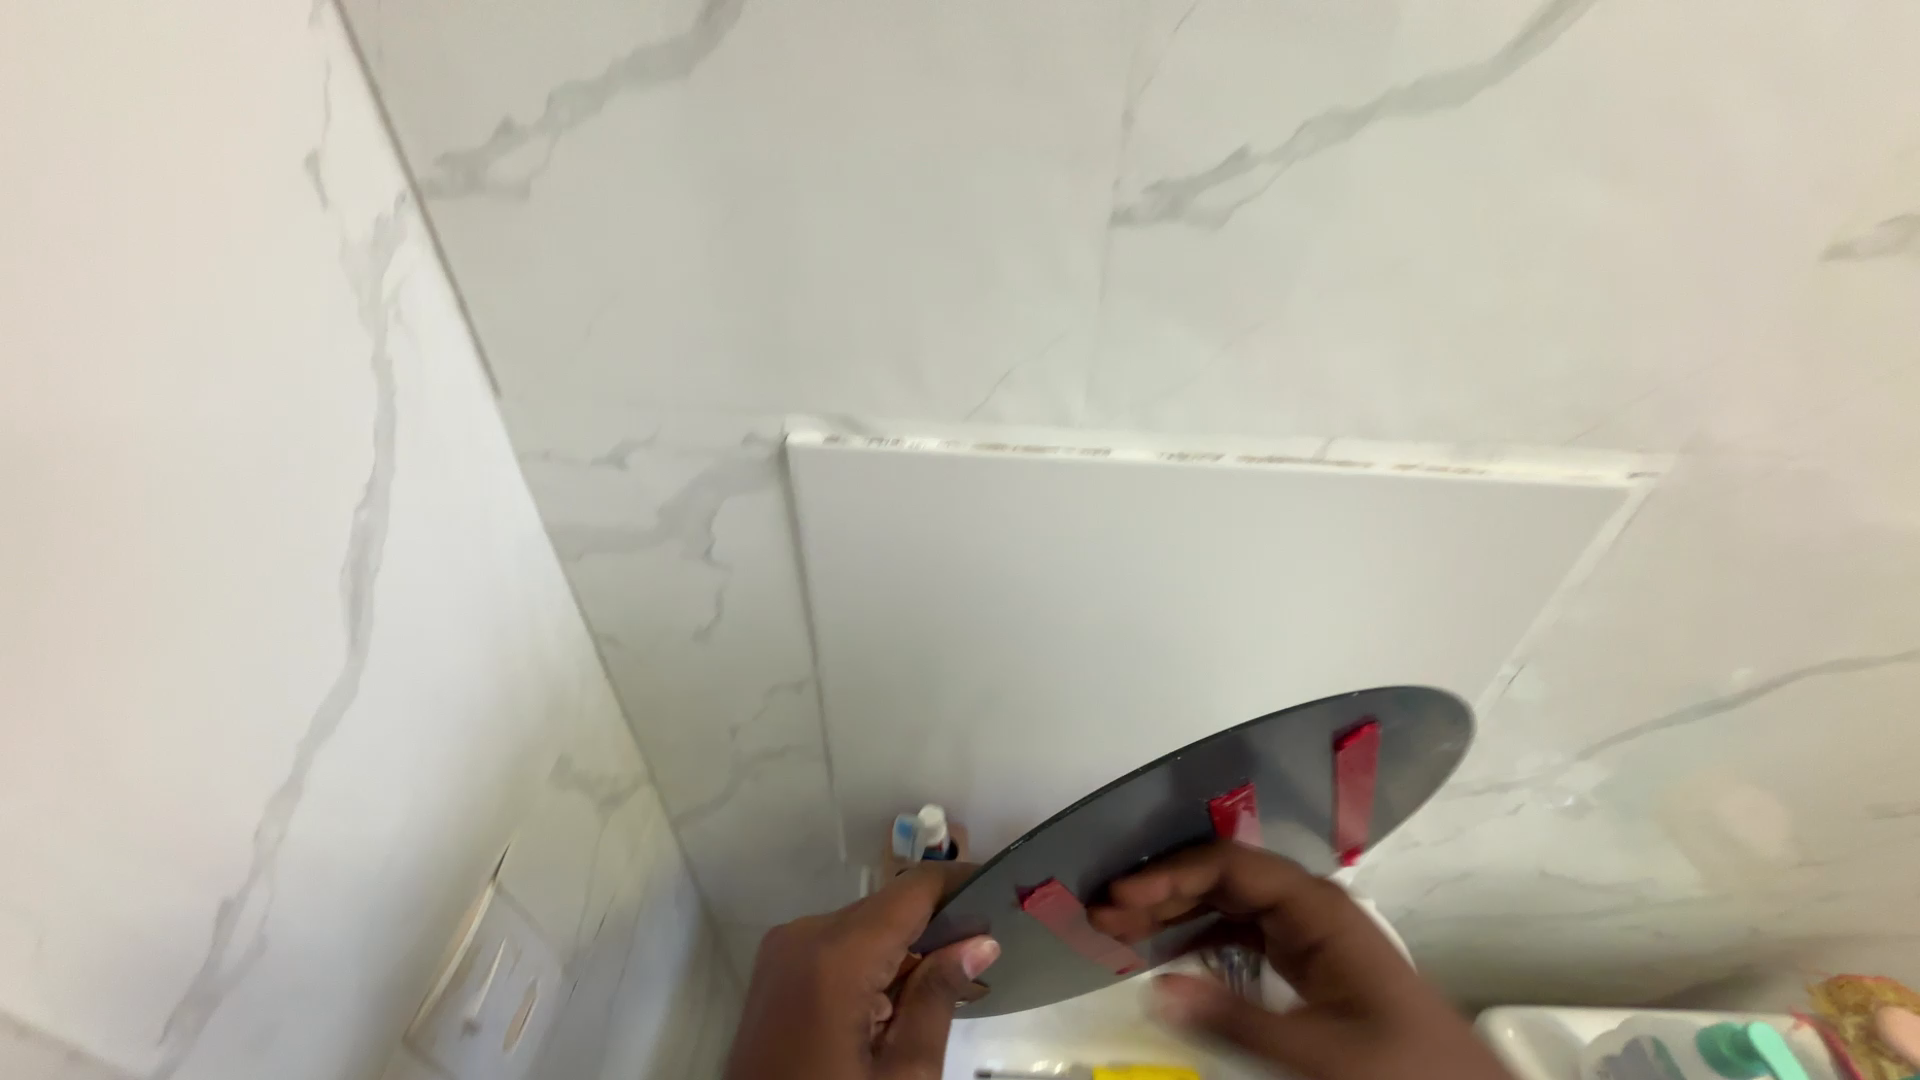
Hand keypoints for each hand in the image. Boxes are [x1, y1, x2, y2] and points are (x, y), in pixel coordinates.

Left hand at [725, 863, 1000, 1079]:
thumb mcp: (901, 1078)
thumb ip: (938, 999)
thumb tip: (980, 941)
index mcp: (836, 955)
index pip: (912, 889)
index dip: (959, 882)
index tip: (1001, 892)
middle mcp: (804, 934)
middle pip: (888, 909)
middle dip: (936, 928)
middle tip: (982, 959)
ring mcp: (784, 951)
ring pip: (865, 927)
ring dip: (904, 951)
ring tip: (947, 991)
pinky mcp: (776, 971)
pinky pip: (838, 948)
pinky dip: (872, 966)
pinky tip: (899, 1005)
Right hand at [1087, 841, 1511, 1079]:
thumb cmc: (1404, 1071)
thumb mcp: (1318, 1056)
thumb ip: (1235, 1021)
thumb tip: (1155, 989)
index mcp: (1314, 905)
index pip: (1226, 866)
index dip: (1168, 876)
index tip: (1120, 897)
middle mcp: (1304, 904)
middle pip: (1217, 877)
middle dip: (1158, 891)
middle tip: (1103, 913)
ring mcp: (1301, 929)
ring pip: (1221, 901)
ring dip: (1170, 912)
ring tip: (1119, 927)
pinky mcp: (1299, 955)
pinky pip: (1234, 930)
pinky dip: (1194, 937)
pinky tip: (1163, 951)